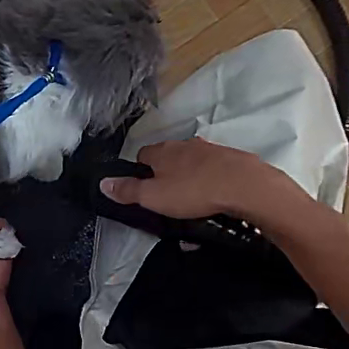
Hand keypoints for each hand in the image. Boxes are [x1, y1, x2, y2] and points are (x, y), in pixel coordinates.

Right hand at [98, 137, 302, 221]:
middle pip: (169, 158)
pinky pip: (215, 171)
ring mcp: (211, 150)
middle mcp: (186, 145)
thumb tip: (103, 182)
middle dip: (166, 175)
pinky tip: (215, 199)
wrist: (244, 186)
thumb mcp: (154, 197)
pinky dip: (211, 183)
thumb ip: (129, 191)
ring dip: (190, 179)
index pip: (143, 155)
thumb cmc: (194, 191)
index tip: (143, 189)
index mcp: (163, 152)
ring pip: (193, 164)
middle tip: (167, 199)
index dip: (140, 172)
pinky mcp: (232, 160)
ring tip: (192, 202)